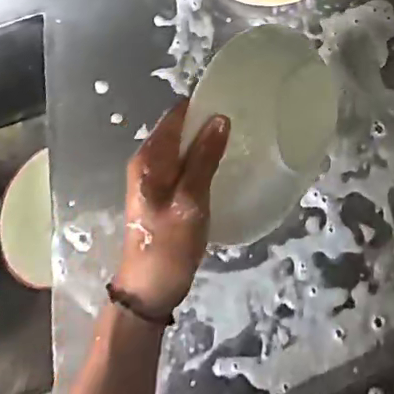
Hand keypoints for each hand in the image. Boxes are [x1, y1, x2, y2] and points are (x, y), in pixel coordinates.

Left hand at [113, 99, 229, 318]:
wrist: (148, 293)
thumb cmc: (167, 246)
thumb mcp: (190, 201)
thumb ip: (204, 159)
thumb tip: (220, 118)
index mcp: (149, 160)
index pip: (176, 115)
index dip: (202, 104)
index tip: (233, 99)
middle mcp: (148, 163)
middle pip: (181, 128)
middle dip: (209, 121)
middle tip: (245, 120)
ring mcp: (156, 178)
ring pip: (186, 146)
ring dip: (209, 141)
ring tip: (241, 138)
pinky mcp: (166, 193)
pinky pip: (188, 163)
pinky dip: (206, 158)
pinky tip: (226, 164)